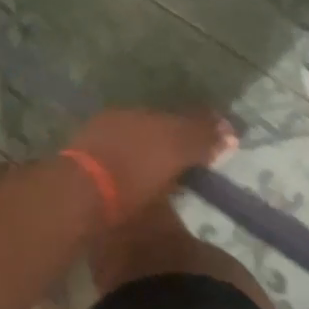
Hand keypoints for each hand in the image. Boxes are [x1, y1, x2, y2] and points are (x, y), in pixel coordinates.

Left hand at [66, 108, 235, 215]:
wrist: (77, 195)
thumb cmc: (132, 170)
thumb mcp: (175, 149)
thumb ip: (202, 137)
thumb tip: (230, 132)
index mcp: (140, 113)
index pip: (174, 118)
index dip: (195, 132)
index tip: (210, 151)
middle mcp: (117, 120)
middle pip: (151, 132)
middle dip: (168, 146)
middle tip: (186, 169)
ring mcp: (94, 142)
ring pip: (130, 148)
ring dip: (146, 161)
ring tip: (162, 185)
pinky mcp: (80, 169)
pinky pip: (114, 168)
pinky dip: (128, 176)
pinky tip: (133, 193)